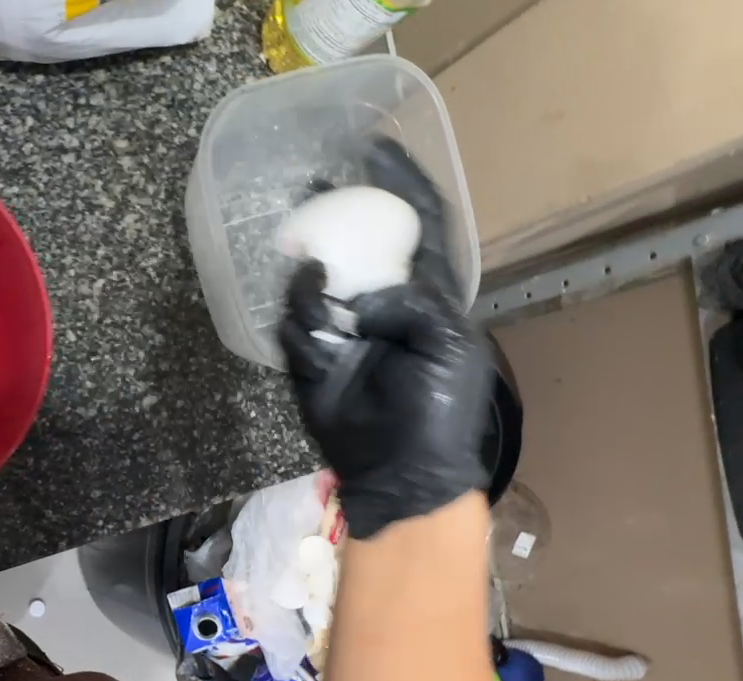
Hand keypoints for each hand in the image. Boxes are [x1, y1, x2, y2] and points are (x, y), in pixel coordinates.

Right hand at [277, 140, 493, 538]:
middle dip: (333, 218)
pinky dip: (299, 318)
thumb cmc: (439, 408)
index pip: (413, 225)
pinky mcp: (308, 362)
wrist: (399, 468)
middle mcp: (378, 305)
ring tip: (315, 274)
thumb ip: (412, 304)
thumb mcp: (449, 344)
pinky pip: (293, 328)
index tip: (373, 149)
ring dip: (312, 277)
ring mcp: (339, 333)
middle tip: (312, 192)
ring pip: (314, 285)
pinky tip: (313, 316)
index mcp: (424, 295)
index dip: (397, 184)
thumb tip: (361, 299)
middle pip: (353, 246)